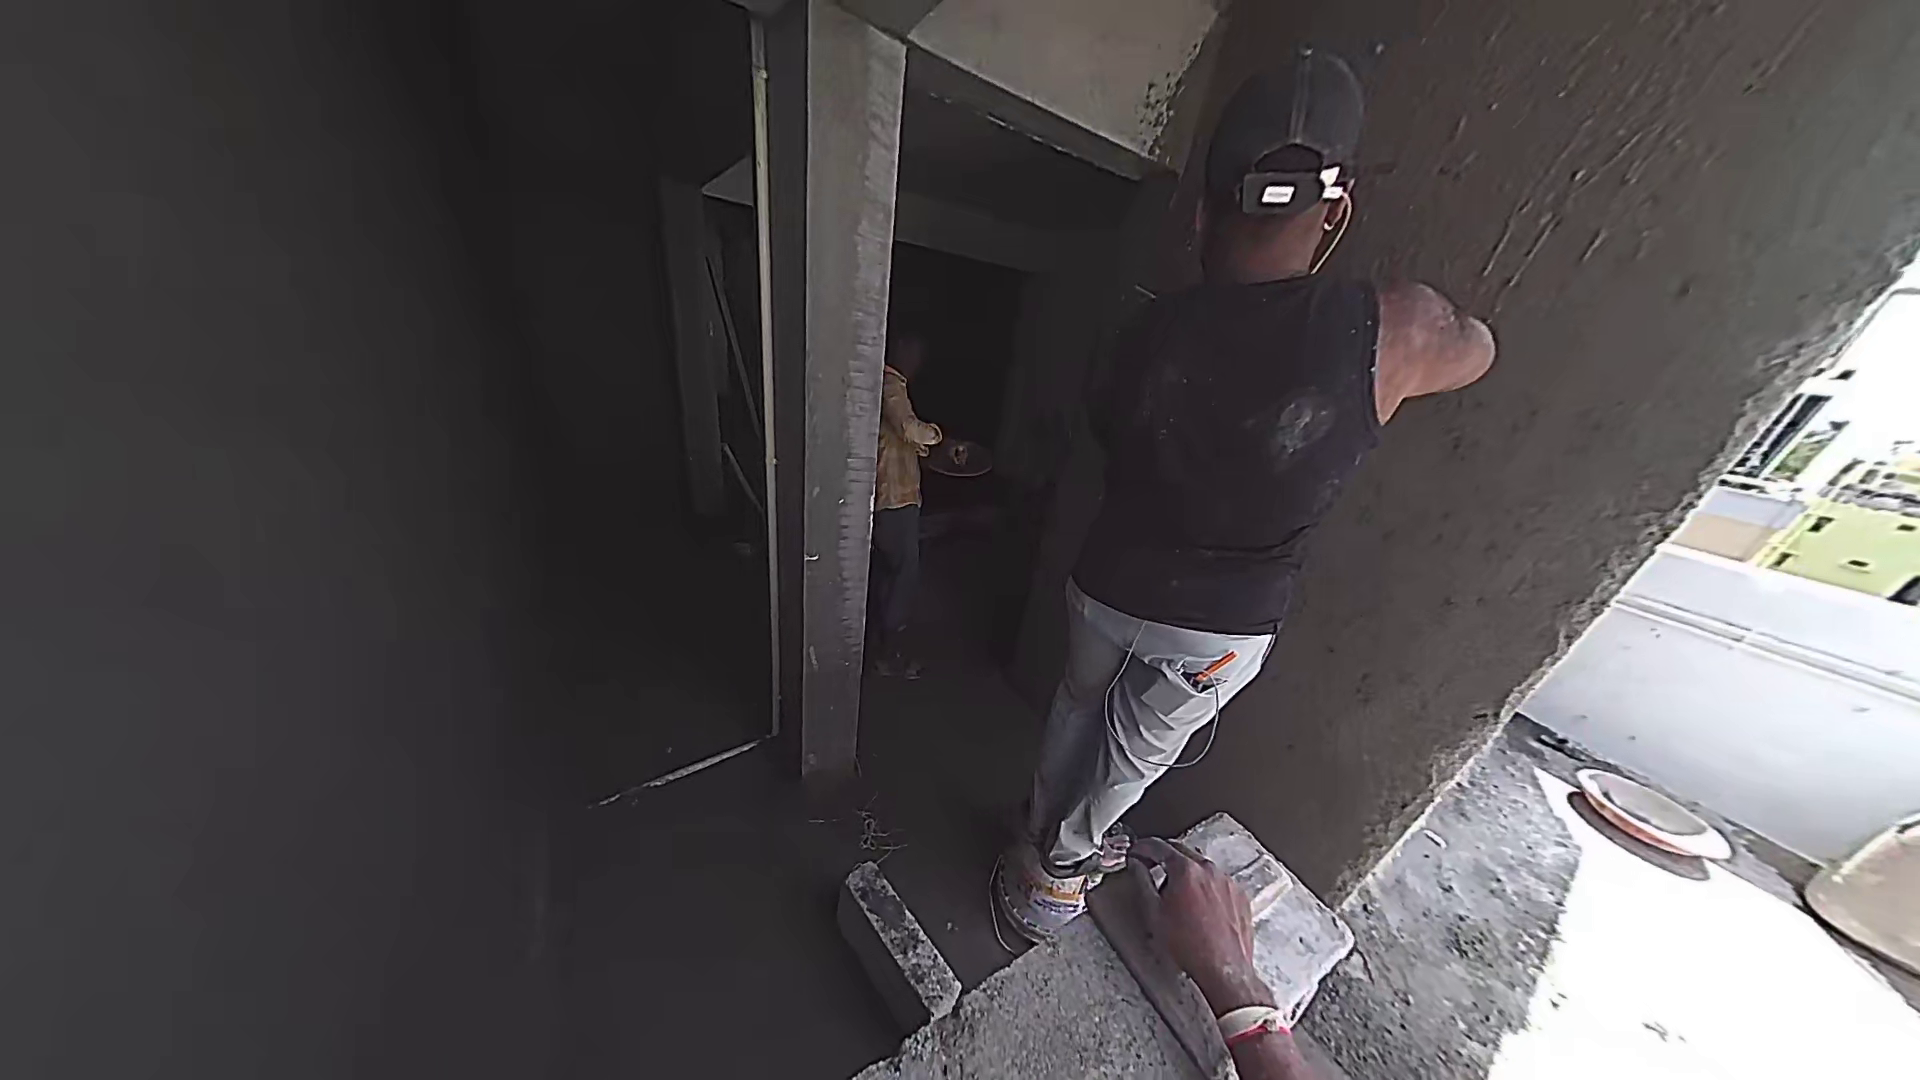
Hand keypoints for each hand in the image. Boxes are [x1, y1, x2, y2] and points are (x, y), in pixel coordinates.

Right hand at [1131, 837, 1273, 1011]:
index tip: (1137, 851)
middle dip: (1163, 855)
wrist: (1224, 973)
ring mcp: (1227, 881)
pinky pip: (1217, 880)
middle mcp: (1208, 870)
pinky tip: (1198, 902)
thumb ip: (1142, 881)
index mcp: (1185, 869)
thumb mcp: (1154, 913)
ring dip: (1185, 869)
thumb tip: (1136, 865)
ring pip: (1200, 864)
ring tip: (1176, 890)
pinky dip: (1204, 884)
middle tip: (1151, 865)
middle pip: (1180, 850)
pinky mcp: (1239, 895)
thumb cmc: (1190, 947)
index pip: (1158, 846)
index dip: (1143, 847)